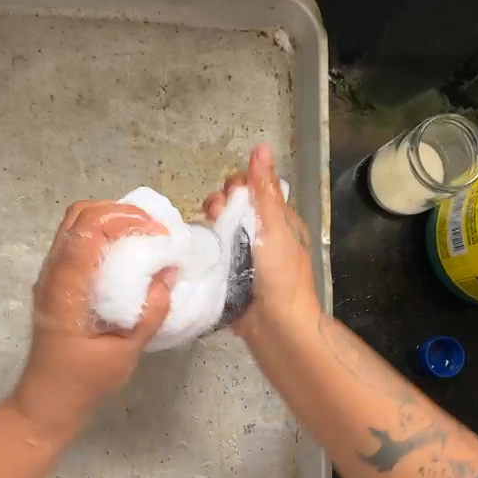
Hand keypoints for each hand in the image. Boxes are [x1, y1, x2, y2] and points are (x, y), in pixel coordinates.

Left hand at [9, 201, 173, 440]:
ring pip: (75, 225)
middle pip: (79, 216)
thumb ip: (149, 312)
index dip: (125, 219)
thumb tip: (167, 274)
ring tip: (144, 234)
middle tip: (154, 227)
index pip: (88, 230)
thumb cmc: (83, 382)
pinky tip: (127, 252)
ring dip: (110, 220)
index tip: (158, 232)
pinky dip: (103, 235)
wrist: (46, 402)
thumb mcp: (125, 351)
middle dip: (120, 211)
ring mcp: (50, 277)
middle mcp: (52, 274)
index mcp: (65, 288)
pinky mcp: (55, 284)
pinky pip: (76, 243)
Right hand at [203, 143, 320, 350]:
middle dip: (221, 206)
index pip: (256, 193)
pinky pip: (216, 259)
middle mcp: (265, 240)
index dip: (239, 187)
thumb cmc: (282, 276)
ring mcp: (248, 261)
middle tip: (214, 214)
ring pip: (223, 234)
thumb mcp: (275, 228)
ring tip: (203, 231)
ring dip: (211, 227)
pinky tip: (195, 252)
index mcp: (281, 224)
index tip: (229, 193)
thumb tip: (261, 148)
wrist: (277, 329)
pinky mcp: (233, 280)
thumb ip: (264, 191)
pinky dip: (207, 252)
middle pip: (236, 211)